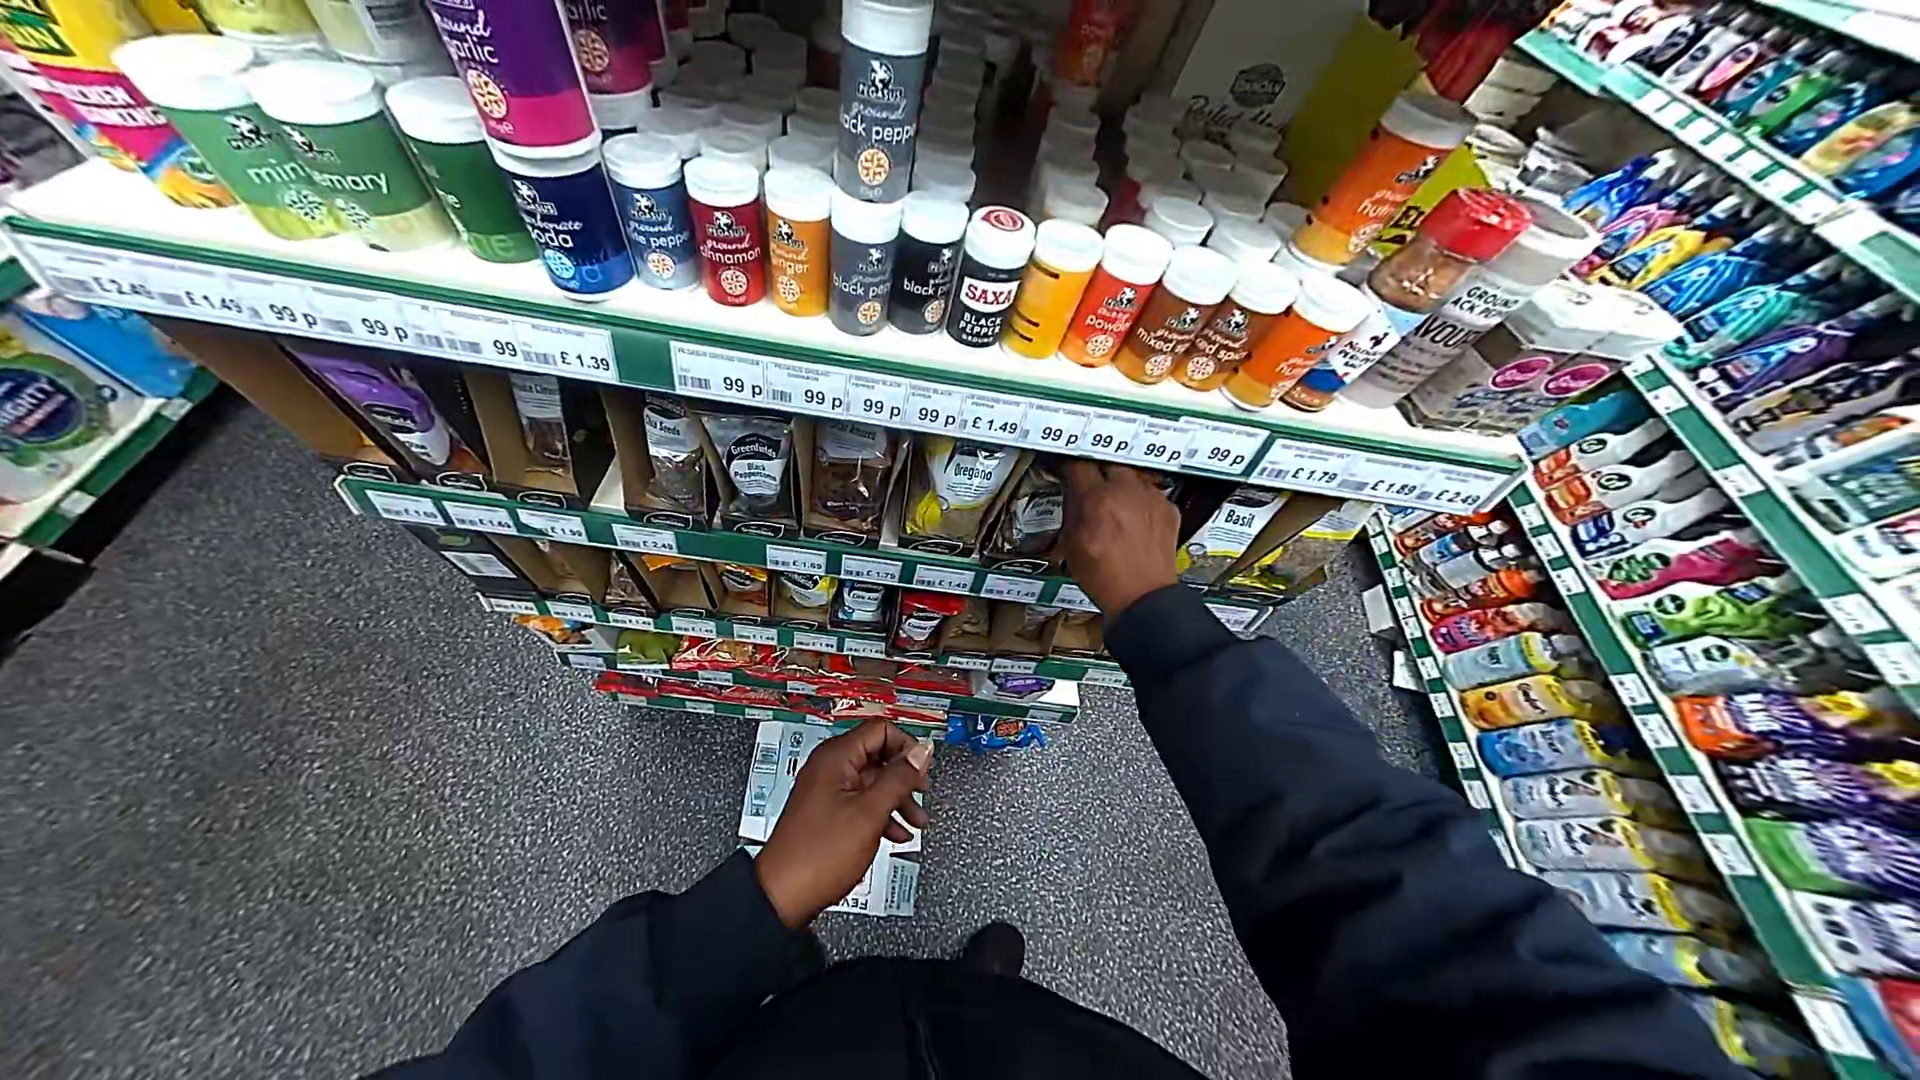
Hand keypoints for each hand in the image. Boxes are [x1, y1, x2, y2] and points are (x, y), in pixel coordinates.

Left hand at [754, 719, 931, 927]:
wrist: (784, 896)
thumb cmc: (818, 855)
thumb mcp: (871, 812)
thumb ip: (899, 778)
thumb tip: (920, 753)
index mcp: (836, 757)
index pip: (881, 729)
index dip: (906, 746)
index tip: (921, 768)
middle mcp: (829, 766)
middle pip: (878, 755)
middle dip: (904, 777)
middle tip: (920, 794)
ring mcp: (826, 788)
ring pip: (872, 780)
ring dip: (897, 798)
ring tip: (914, 820)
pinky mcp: (826, 810)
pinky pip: (861, 799)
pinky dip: (881, 812)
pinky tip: (894, 833)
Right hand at [1062, 460, 1178, 616]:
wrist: (1142, 597)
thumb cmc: (1106, 577)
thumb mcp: (1071, 545)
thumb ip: (1071, 512)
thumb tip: (1071, 493)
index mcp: (1096, 499)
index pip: (1077, 465)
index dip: (1069, 466)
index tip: (1068, 469)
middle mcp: (1126, 492)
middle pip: (1107, 464)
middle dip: (1098, 475)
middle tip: (1092, 488)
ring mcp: (1150, 499)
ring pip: (1131, 477)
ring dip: (1121, 486)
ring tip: (1115, 506)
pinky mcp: (1167, 509)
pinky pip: (1150, 494)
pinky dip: (1141, 502)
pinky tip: (1134, 519)